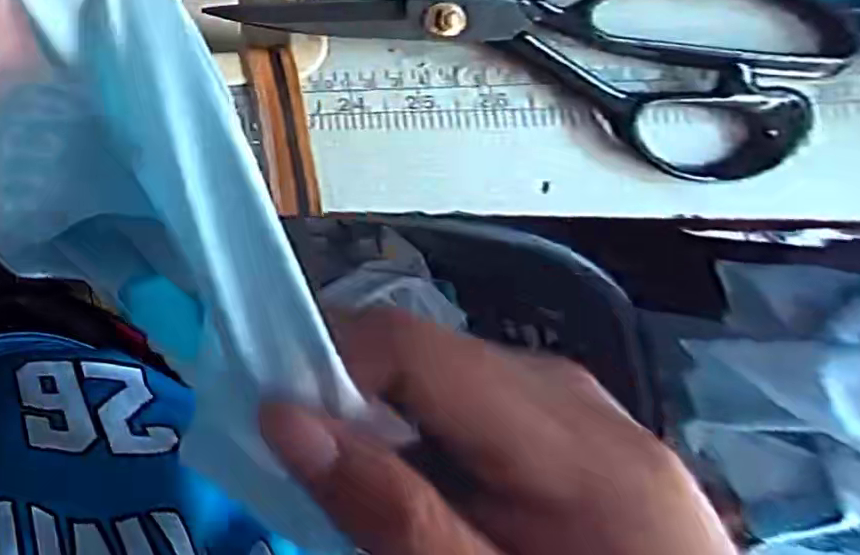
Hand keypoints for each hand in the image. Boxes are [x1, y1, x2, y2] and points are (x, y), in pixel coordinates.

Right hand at [262, 309, 732, 554]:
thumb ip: (394, 515)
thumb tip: (279, 416)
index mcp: (580, 446)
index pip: (407, 345)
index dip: (325, 364)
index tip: (282, 424)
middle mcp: (579, 402)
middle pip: (416, 351)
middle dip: (347, 394)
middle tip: (321, 467)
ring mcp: (579, 412)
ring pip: (430, 370)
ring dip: (378, 414)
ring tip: (374, 486)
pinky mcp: (570, 431)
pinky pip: (460, 396)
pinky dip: (417, 429)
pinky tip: (426, 487)